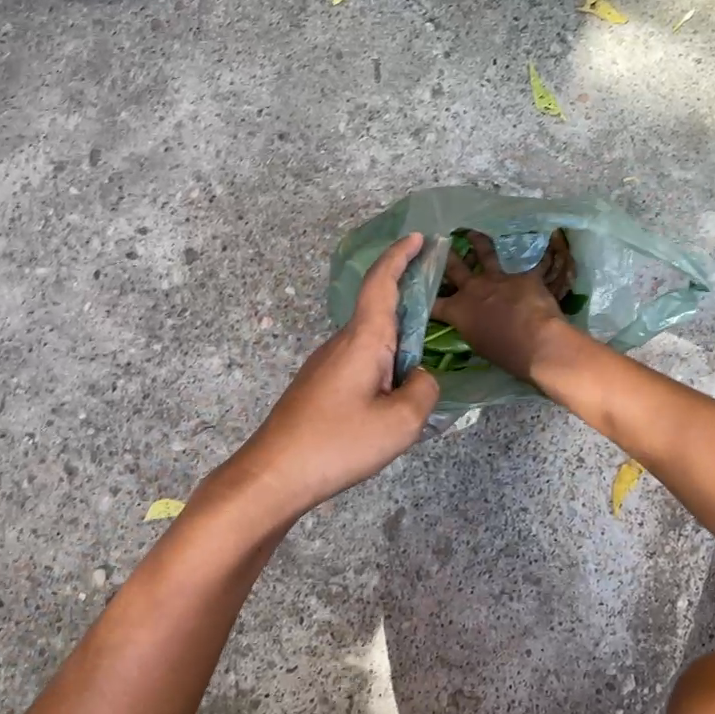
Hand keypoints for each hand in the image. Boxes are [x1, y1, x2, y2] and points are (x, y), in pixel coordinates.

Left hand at [225, 233, 438, 514]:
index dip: (401, 256)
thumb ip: (425, 390)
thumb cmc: (338, 443)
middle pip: (382, 314)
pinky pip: (361, 367)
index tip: (419, 238)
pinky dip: (382, 375)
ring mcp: (326, 365)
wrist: (273, 475)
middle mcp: (342, 343)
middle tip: (441, 323)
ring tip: (416, 394)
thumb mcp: (402, 422)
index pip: (382, 283)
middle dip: (411, 311)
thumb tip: (419, 378)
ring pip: (373, 346)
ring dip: (398, 354)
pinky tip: (388, 413)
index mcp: (363, 340)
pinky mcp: (319, 387)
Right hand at [430, 229, 580, 382]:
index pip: (433, 303)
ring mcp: (499, 278)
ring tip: (472, 232)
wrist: (537, 343)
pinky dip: (534, 257)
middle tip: (437, 240)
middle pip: (454, 268)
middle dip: (445, 255)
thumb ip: (470, 327)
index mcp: (458, 310)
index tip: (417, 284)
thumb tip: (472, 322)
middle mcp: (474, 288)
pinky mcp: (524, 274)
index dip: (424, 294)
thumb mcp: (477, 344)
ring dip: (478, 241)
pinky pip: (531, 262)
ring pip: (485, 253)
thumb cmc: (505, 353)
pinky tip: (540, 247)